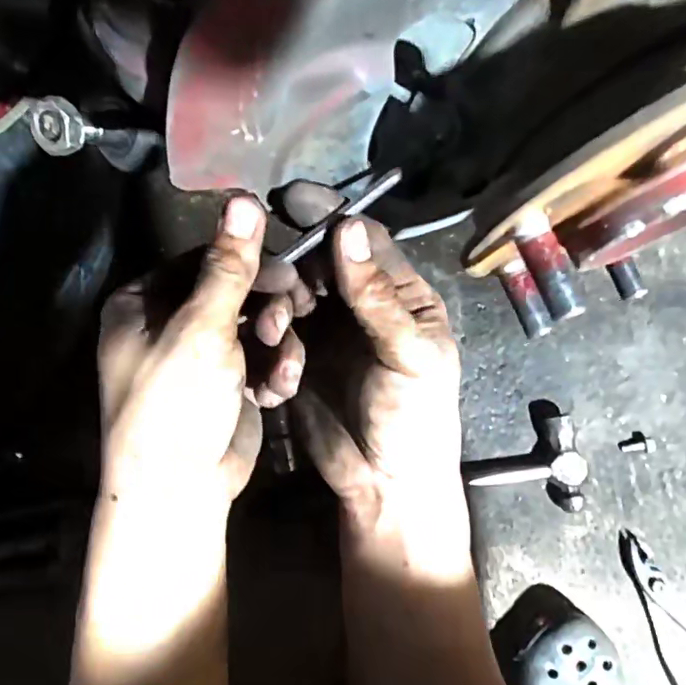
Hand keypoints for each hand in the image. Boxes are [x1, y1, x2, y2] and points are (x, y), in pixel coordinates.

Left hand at [97, 196, 303, 505]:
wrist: (178, 490)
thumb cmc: (175, 401)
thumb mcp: (202, 328)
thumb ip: (227, 266)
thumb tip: (242, 198)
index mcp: (140, 304)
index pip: (199, 260)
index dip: (244, 262)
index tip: (285, 270)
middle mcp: (165, 326)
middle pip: (230, 293)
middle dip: (266, 307)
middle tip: (291, 317)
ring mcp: (196, 359)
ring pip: (252, 327)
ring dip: (275, 343)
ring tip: (281, 366)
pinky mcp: (224, 387)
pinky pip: (257, 361)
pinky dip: (271, 372)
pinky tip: (277, 390)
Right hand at [295, 218, 462, 512]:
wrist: (385, 485)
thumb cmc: (415, 420)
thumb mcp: (410, 357)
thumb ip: (378, 298)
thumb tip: (348, 230)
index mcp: (399, 297)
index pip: (363, 242)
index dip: (330, 217)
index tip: (289, 199)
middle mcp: (358, 308)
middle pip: (316, 267)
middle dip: (293, 271)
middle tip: (275, 284)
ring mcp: (324, 336)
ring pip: (289, 301)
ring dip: (277, 312)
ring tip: (276, 334)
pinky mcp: (296, 364)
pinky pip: (273, 340)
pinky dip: (269, 347)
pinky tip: (278, 370)